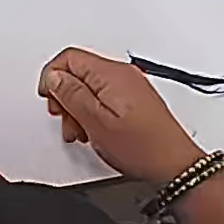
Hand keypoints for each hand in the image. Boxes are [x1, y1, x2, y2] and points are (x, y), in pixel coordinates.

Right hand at [38, 48, 204, 183]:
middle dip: (65, 95)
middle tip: (66, 118)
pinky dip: (93, 111)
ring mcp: (130, 86)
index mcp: (111, 74)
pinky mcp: (134, 98)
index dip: (52, 77)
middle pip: (78, 71)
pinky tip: (94, 130)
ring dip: (78, 107)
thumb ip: (71, 94)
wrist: (174, 166)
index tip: (50, 98)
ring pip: (89, 86)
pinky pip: (103, 96)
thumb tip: (54, 77)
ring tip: (81, 131)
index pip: (69, 57)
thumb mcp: (96, 122)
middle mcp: (122, 74)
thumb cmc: (143, 147)